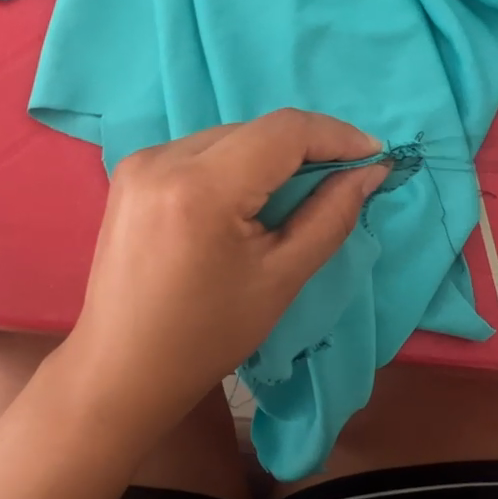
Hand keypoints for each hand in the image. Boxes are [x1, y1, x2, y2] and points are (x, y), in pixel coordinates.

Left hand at [60, 109, 390, 432]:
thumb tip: (369, 170)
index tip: (374, 155)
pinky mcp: (129, 173)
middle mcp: (163, 158)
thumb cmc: (207, 335)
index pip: (282, 131)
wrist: (122, 367)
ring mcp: (139, 162)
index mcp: (200, 187)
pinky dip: (232, 166)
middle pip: (254, 130)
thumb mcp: (281, 278)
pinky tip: (242, 204)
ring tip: (290, 200)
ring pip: (227, 138)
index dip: (335, 136)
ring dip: (267, 158)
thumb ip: (330, 215)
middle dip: (304, 150)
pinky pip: (197, 152)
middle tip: (340, 182)